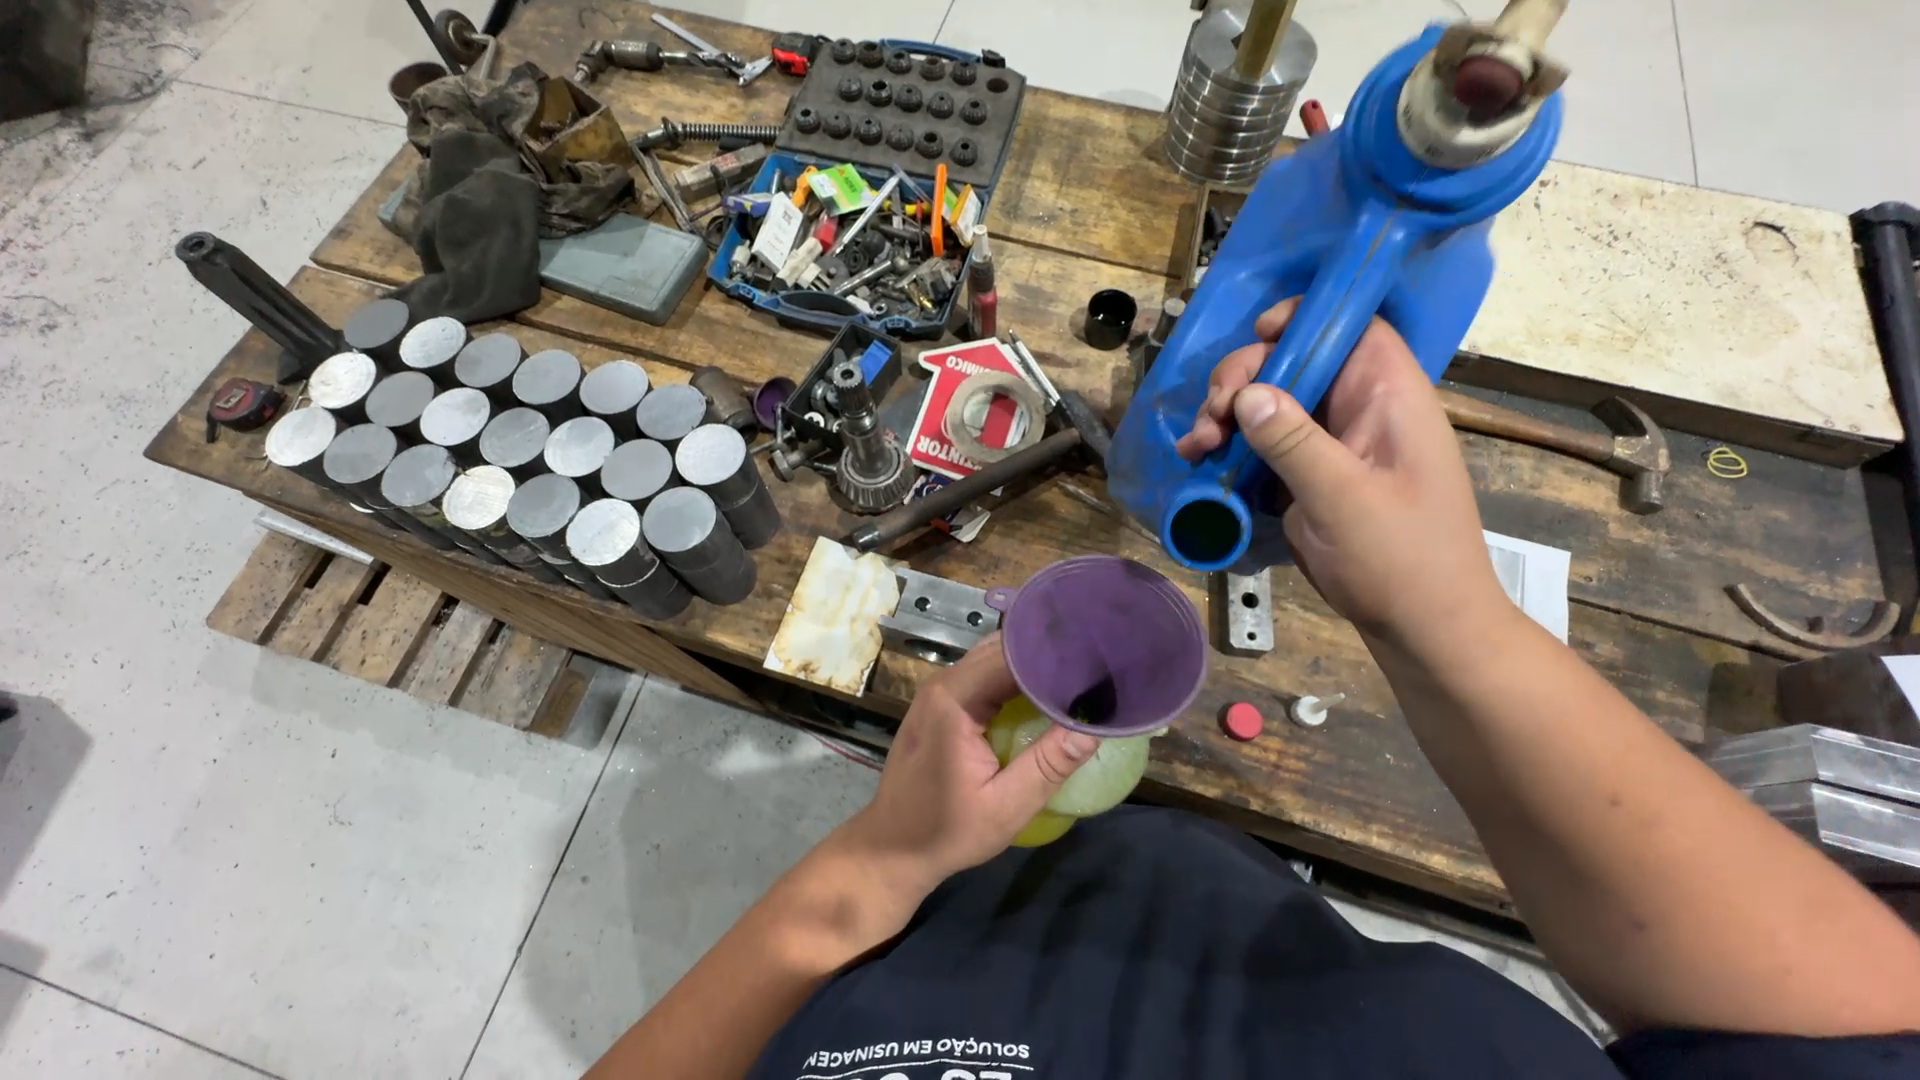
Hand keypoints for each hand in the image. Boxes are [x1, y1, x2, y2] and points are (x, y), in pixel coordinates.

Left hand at [836, 635, 1098, 898]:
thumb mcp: (1005, 807)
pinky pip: (984, 674)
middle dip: (1048, 655)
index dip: (1055, 656)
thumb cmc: (945, 831)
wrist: (892, 847)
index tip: (1096, 665)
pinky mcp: (941, 701)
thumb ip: (1048, 765)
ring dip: (1032, 665)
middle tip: (1095, 669)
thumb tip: (1092, 728)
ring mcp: (939, 690)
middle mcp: (943, 683)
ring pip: (994, 657)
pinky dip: (1015, 678)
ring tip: (1078, 677)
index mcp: (953, 700)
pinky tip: (1045, 693)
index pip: (1012, 655)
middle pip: (1003, 649)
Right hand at [1173, 298, 1509, 643]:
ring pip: (1271, 407)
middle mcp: (1358, 413)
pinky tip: (1200, 463)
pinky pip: (1264, 449)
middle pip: (1296, 366)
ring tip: (1196, 446)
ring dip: (1227, 418)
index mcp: (1388, 399)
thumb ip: (1294, 441)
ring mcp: (1331, 449)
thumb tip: (1247, 393)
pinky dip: (1230, 451)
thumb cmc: (1400, 559)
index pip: (1352, 330)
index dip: (1307, 319)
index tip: (1258, 336)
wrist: (1420, 628)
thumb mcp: (1344, 497)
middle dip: (1245, 380)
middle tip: (1212, 415)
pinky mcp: (1309, 481)